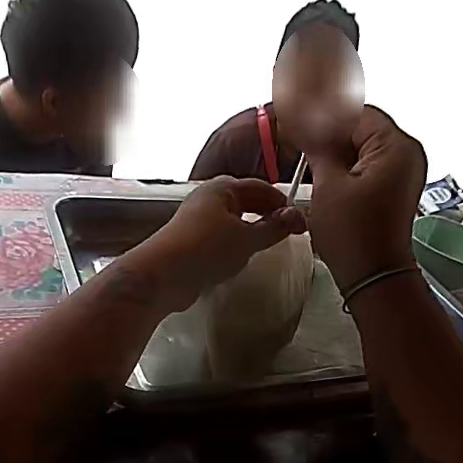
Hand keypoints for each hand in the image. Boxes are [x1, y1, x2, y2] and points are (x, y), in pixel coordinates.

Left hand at [111, 177, 306, 312]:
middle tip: (287, 232)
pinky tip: (242, 257)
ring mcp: (197, 219)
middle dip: (267, 214)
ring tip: (268, 244)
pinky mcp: (191, 241)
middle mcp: (208, 198)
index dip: (283, 202)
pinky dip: (236, 243)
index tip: (300, 220)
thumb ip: (274, 228)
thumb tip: (296, 217)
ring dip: (251, 229)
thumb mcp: (248, 239)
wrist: (162, 275)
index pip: (262, 188)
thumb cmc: (205, 249)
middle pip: (246, 201)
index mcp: (223, 187)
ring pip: (233, 220)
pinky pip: (221, 236)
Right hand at [302, 105, 426, 291]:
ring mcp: (403, 173)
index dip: (322, 115)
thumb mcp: (328, 184)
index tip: (297, 120)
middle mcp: (406, 155)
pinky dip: (346, 167)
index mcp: (395, 146)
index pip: (355, 113)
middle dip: (329, 133)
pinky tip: (324, 177)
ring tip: (308, 162)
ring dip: (336, 151)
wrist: (373, 278)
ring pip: (363, 147)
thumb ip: (319, 144)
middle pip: (361, 128)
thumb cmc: (355, 237)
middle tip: (299, 142)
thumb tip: (306, 118)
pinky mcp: (395, 190)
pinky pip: (369, 166)